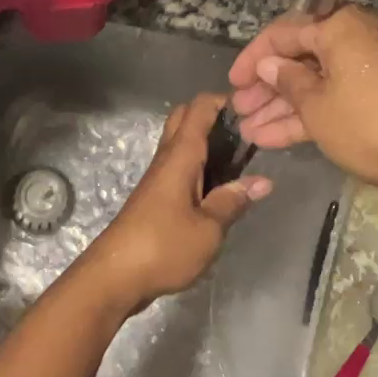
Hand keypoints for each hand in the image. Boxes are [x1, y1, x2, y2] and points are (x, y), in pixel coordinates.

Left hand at [77, 93, 271, 311]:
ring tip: (241, 160)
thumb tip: (263, 181)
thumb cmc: (163, 246)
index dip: (225, 100)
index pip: (200, 107)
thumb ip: (233, 201)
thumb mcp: (208, 229)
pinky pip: (180, 167)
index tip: (254, 110)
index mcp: (181, 155)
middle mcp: (167, 157)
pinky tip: (219, 188)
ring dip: (208, 143)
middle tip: (246, 135)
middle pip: (186, 117)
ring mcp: (159, 177)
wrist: (114, 276)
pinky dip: (200, 166)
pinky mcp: (156, 197)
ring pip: (182, 143)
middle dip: (215, 117)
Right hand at [227, 5, 377, 192]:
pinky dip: (311, 115)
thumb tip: (270, 65)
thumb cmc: (372, 123)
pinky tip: (277, 138)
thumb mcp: (318, 107)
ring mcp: (373, 67)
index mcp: (339, 25)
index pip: (283, 32)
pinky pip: (338, 97)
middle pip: (301, 57)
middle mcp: (357, 36)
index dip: (252, 58)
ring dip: (283, 107)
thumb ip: (287, 82)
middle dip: (267, 88)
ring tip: (250, 132)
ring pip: (318, 82)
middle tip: (240, 111)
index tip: (231, 83)